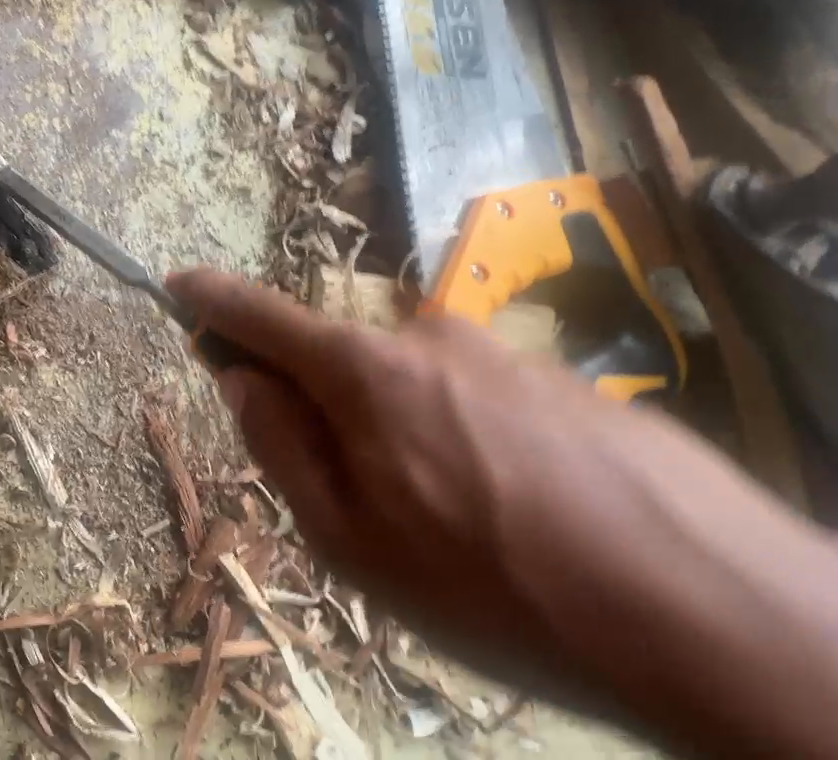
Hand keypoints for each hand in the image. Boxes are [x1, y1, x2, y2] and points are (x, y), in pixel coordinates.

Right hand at [167, 268, 837, 755]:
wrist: (730, 622)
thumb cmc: (497, 588)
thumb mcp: (349, 539)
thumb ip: (280, 445)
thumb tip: (241, 378)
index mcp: (364, 371)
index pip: (261, 314)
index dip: (211, 298)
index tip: (177, 285)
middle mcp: (430, 337)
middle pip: (344, 358)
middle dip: (330, 407)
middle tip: (367, 498)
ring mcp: (508, 353)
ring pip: (418, 383)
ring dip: (409, 430)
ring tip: (465, 522)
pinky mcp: (573, 381)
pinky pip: (484, 399)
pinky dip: (475, 440)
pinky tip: (528, 514)